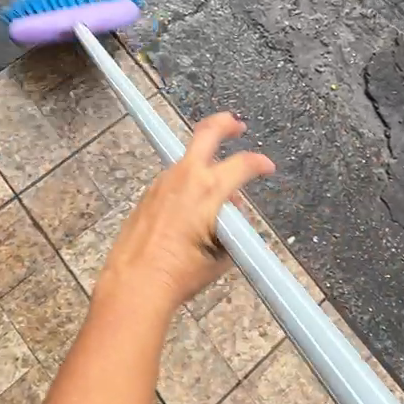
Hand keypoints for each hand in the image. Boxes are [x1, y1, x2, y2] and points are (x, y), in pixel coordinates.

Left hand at [95, 112, 275, 319]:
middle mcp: (186, 177)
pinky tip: (191, 207)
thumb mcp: (221, 254)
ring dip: (205, 161)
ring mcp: (164, 181)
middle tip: (237, 125)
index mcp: (209, 189)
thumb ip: (233, 228)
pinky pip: (174, 178)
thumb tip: (233, 216)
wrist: (136, 281)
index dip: (260, 163)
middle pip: (207, 132)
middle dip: (225, 123)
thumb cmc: (179, 272)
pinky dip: (187, 182)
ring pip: (189, 158)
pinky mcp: (149, 192)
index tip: (267, 167)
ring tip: (217, 186)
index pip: (243, 164)